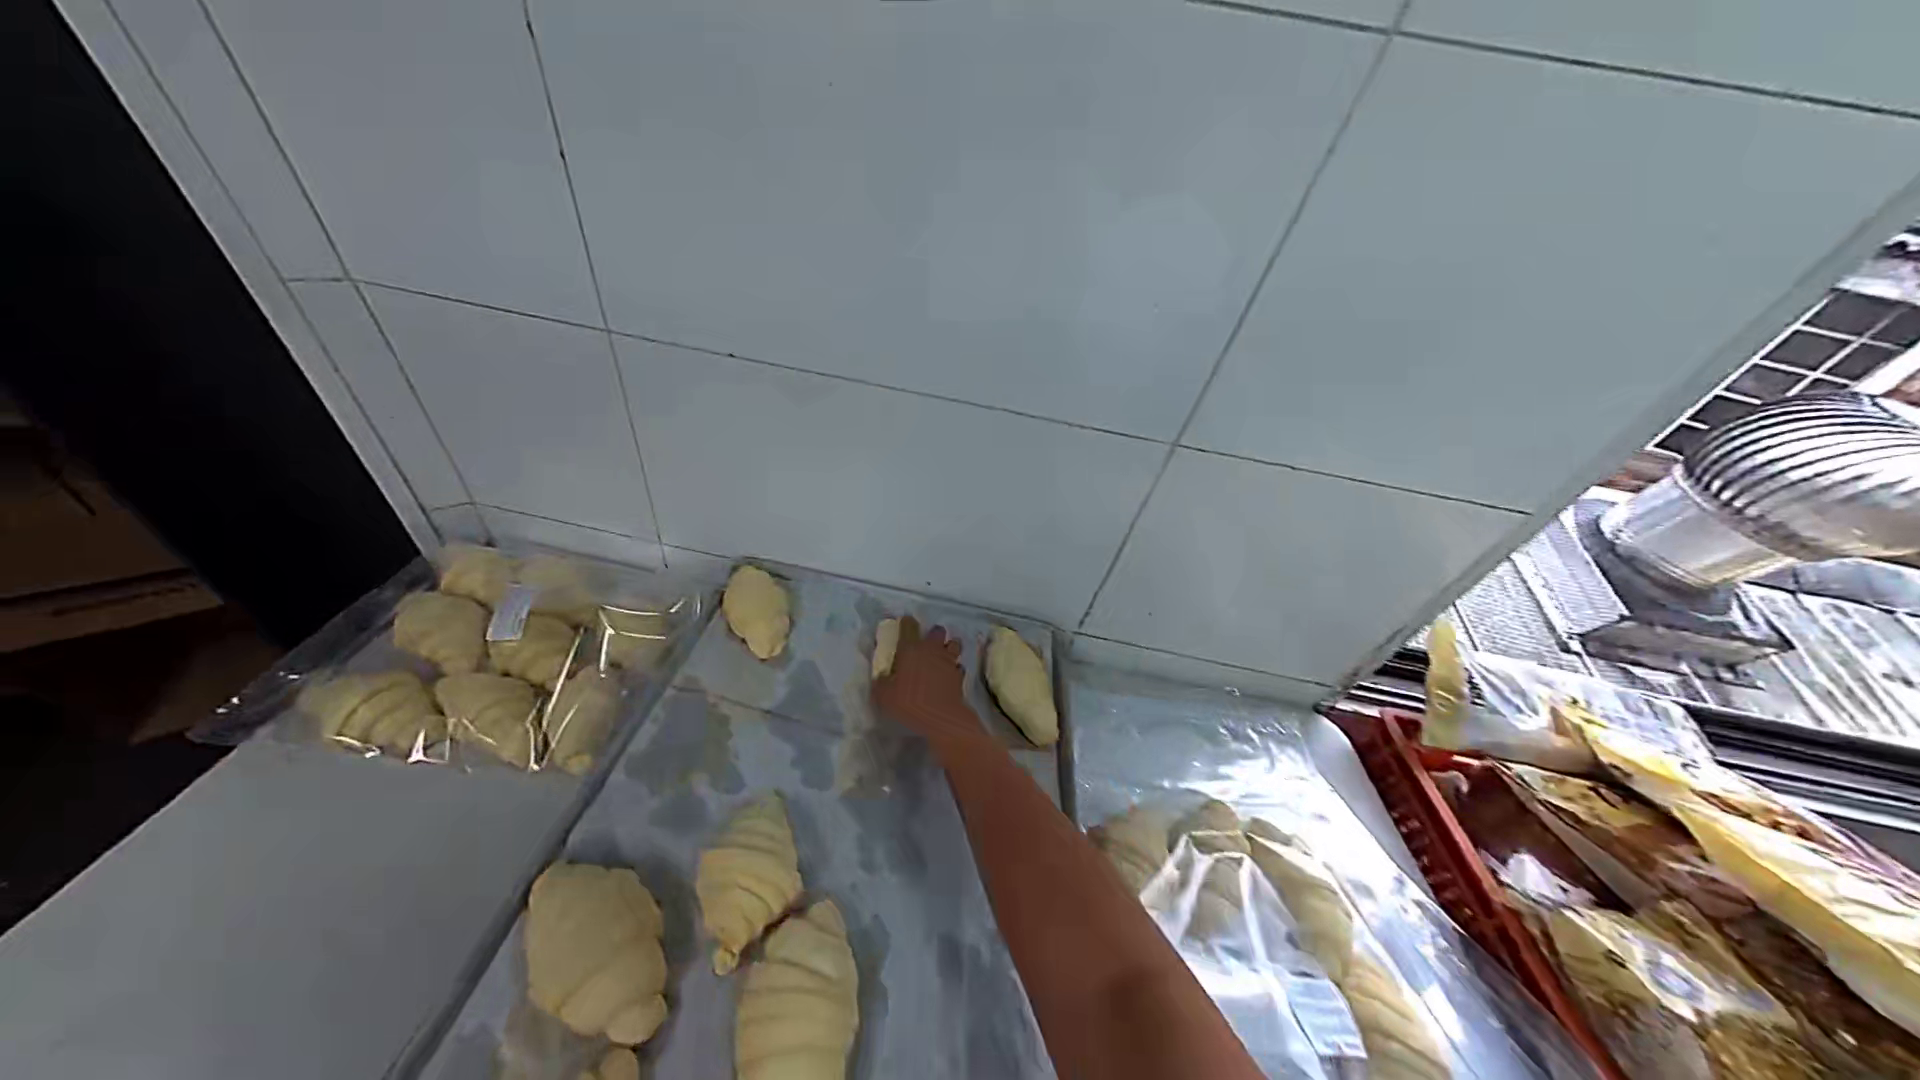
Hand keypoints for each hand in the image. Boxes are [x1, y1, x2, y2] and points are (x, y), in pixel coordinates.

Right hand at [872, 616, 991, 754]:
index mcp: (910, 649)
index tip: (904, 622)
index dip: (906, 622)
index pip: (909, 626)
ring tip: (943, 654)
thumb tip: (882, 678)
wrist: (940, 716)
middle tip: (927, 642)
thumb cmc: (907, 702)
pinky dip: (954, 668)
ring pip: (953, 644)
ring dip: (949, 647)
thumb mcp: (883, 695)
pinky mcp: (959, 675)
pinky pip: (958, 666)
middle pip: (937, 631)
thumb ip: (882, 682)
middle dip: (933, 634)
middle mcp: (931, 650)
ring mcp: (948, 661)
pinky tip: (949, 675)